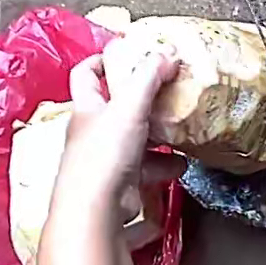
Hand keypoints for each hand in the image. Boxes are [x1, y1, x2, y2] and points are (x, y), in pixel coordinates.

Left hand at [52, 38, 181, 215]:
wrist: (97, 211)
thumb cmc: (104, 155)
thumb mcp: (129, 107)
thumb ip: (148, 77)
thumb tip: (167, 53)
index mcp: (87, 109)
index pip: (86, 74)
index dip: (102, 60)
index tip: (127, 53)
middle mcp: (92, 133)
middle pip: (116, 108)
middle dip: (142, 101)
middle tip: (166, 92)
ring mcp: (106, 160)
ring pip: (135, 140)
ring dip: (158, 136)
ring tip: (179, 130)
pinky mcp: (121, 184)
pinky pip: (146, 168)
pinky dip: (164, 166)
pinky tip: (180, 165)